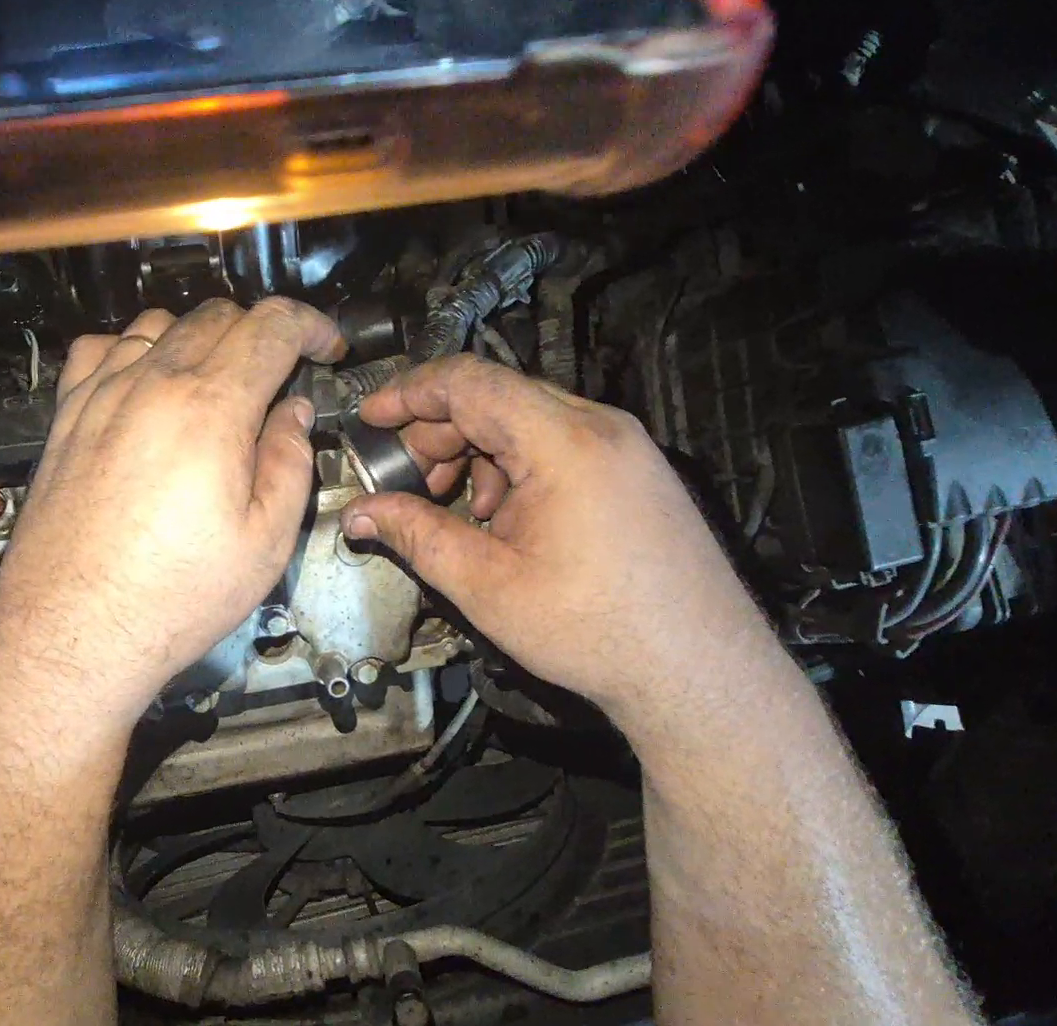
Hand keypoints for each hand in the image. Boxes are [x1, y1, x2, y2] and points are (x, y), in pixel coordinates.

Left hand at [0, 298, 345, 724]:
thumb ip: (290, 460)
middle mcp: (151, 385)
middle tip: (279, 376)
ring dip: (200, 338)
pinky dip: (133, 350)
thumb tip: (294, 412)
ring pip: (158, 323)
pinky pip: (99, 349)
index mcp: (210, 408)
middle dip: (261, 334)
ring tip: (216, 382)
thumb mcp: (265, 541)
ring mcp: (100, 396)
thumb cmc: (172, 597)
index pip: (271, 326)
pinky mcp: (65, 418)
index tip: (325, 346)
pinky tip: (146, 384)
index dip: (311, 325)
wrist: (72, 634)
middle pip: (217, 316)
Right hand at [340, 355, 778, 718]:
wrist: (699, 674)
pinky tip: (501, 517)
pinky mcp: (635, 469)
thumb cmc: (594, 631)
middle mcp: (600, 426)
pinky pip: (557, 443)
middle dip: (437, 432)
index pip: (469, 382)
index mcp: (563, 442)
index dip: (409, 393)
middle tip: (404, 480)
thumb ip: (414, 535)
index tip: (370, 418)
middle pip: (496, 398)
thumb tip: (357, 514)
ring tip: (452, 506)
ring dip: (474, 451)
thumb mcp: (486, 585)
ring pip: (525, 420)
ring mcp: (625, 446)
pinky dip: (513, 466)